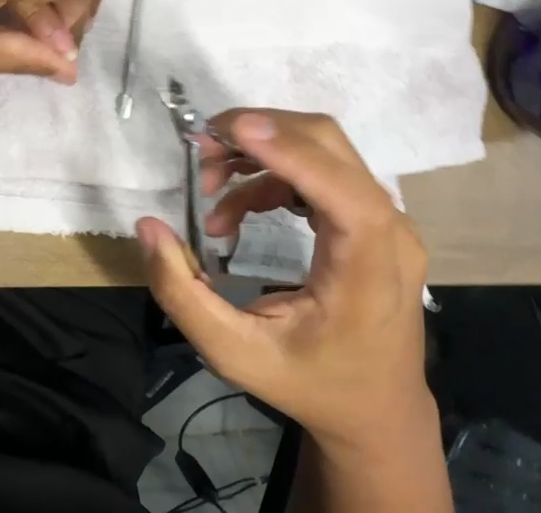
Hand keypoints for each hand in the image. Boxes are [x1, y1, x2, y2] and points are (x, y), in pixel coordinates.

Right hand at [137, 110, 438, 459]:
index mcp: (368, 274)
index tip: (236, 131)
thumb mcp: (232, 352)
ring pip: (322, 148)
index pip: (346, 196)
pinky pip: (319, 168)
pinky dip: (270, 169)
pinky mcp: (372, 218)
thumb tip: (150, 225)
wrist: (374, 408)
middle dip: (260, 133)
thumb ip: (182, 292)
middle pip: (330, 147)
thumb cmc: (308, 382)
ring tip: (207, 182)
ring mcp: (386, 221)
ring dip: (258, 149)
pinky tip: (235, 204)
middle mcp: (390, 235)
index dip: (294, 155)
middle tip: (200, 151)